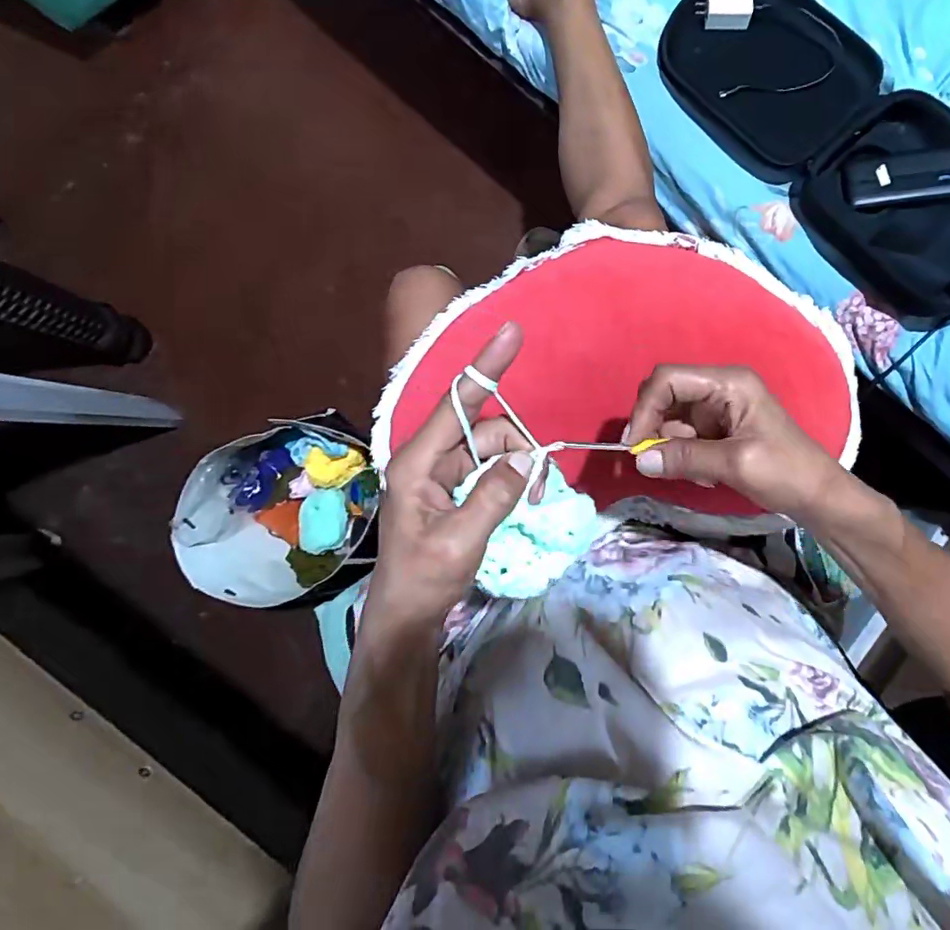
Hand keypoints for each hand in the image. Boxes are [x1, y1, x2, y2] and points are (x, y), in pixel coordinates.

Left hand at [368, 323, 535, 633]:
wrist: (408, 616)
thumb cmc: (423, 580)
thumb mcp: (461, 542)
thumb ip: (493, 496)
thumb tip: (525, 460)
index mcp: (418, 462)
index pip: (456, 403)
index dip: (486, 367)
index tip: (511, 333)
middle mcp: (428, 458)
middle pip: (485, 428)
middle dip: (518, 447)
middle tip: (541, 486)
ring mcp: (441, 472)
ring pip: (493, 447)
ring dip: (519, 465)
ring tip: (534, 499)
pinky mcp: (454, 487)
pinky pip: (491, 466)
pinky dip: (512, 476)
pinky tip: (525, 498)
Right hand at [625, 365, 846, 519]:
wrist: (818, 496)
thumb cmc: (785, 471)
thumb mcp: (735, 464)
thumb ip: (686, 458)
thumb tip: (639, 459)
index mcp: (729, 383)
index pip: (669, 379)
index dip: (646, 407)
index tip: (635, 444)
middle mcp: (721, 388)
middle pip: (666, 396)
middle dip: (656, 428)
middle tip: (655, 460)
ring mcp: (719, 409)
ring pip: (672, 420)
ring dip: (673, 447)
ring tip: (698, 475)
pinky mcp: (718, 430)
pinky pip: (685, 437)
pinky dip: (685, 456)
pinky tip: (706, 476)